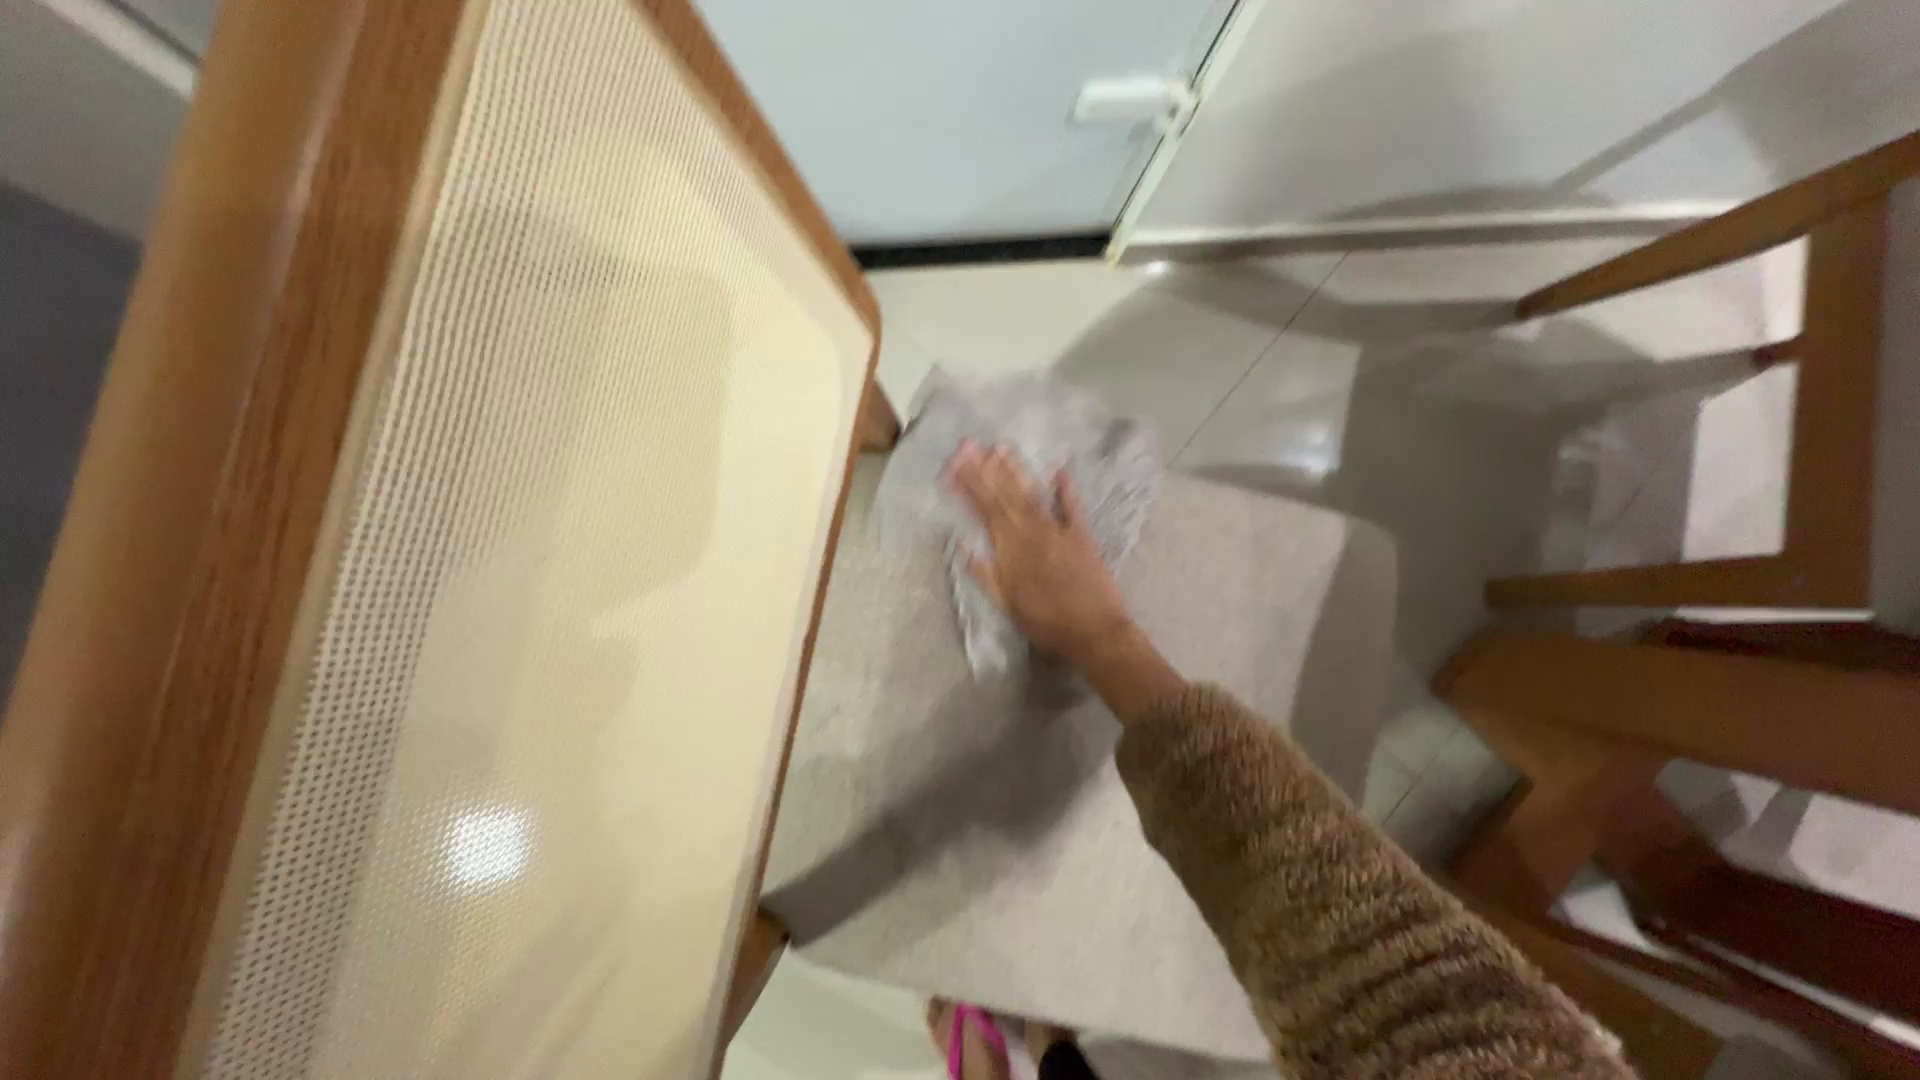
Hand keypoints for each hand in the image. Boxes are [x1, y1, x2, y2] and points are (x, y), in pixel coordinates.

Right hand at [946, 439, 1185, 722]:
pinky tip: (1059, 467)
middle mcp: (1032, 534)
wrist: (1093, 632)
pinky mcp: (1083, 536)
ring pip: (1032, 495)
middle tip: (970, 443)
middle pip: (1004, 496)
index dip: (968, 487)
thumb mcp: (1006, 604)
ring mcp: (1059, 532)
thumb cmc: (1045, 623)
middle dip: (985, 469)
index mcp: (1010, 551)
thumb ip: (984, 572)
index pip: (984, 511)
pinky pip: (1073, 506)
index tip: (953, 465)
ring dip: (1016, 471)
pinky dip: (1066, 487)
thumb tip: (962, 542)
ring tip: (1002, 447)